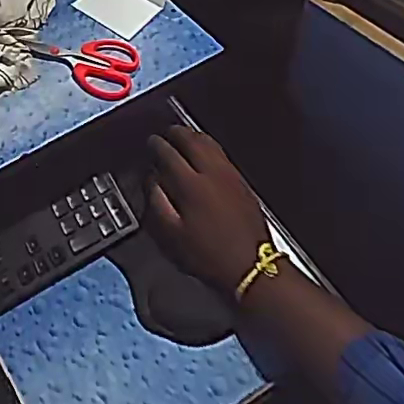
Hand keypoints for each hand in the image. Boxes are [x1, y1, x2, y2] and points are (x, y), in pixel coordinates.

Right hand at [146, 126, 270, 293]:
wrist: (253, 270)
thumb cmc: (209, 255)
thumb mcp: (172, 234)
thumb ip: (157, 201)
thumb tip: (150, 180)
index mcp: (190, 185)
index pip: (168, 153)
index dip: (156, 145)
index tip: (151, 143)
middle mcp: (211, 175)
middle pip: (191, 141)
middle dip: (176, 133)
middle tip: (166, 133)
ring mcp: (230, 177)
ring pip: (210, 145)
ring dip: (195, 136)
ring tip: (185, 135)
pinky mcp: (243, 184)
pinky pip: (224, 155)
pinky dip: (211, 146)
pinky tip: (207, 151)